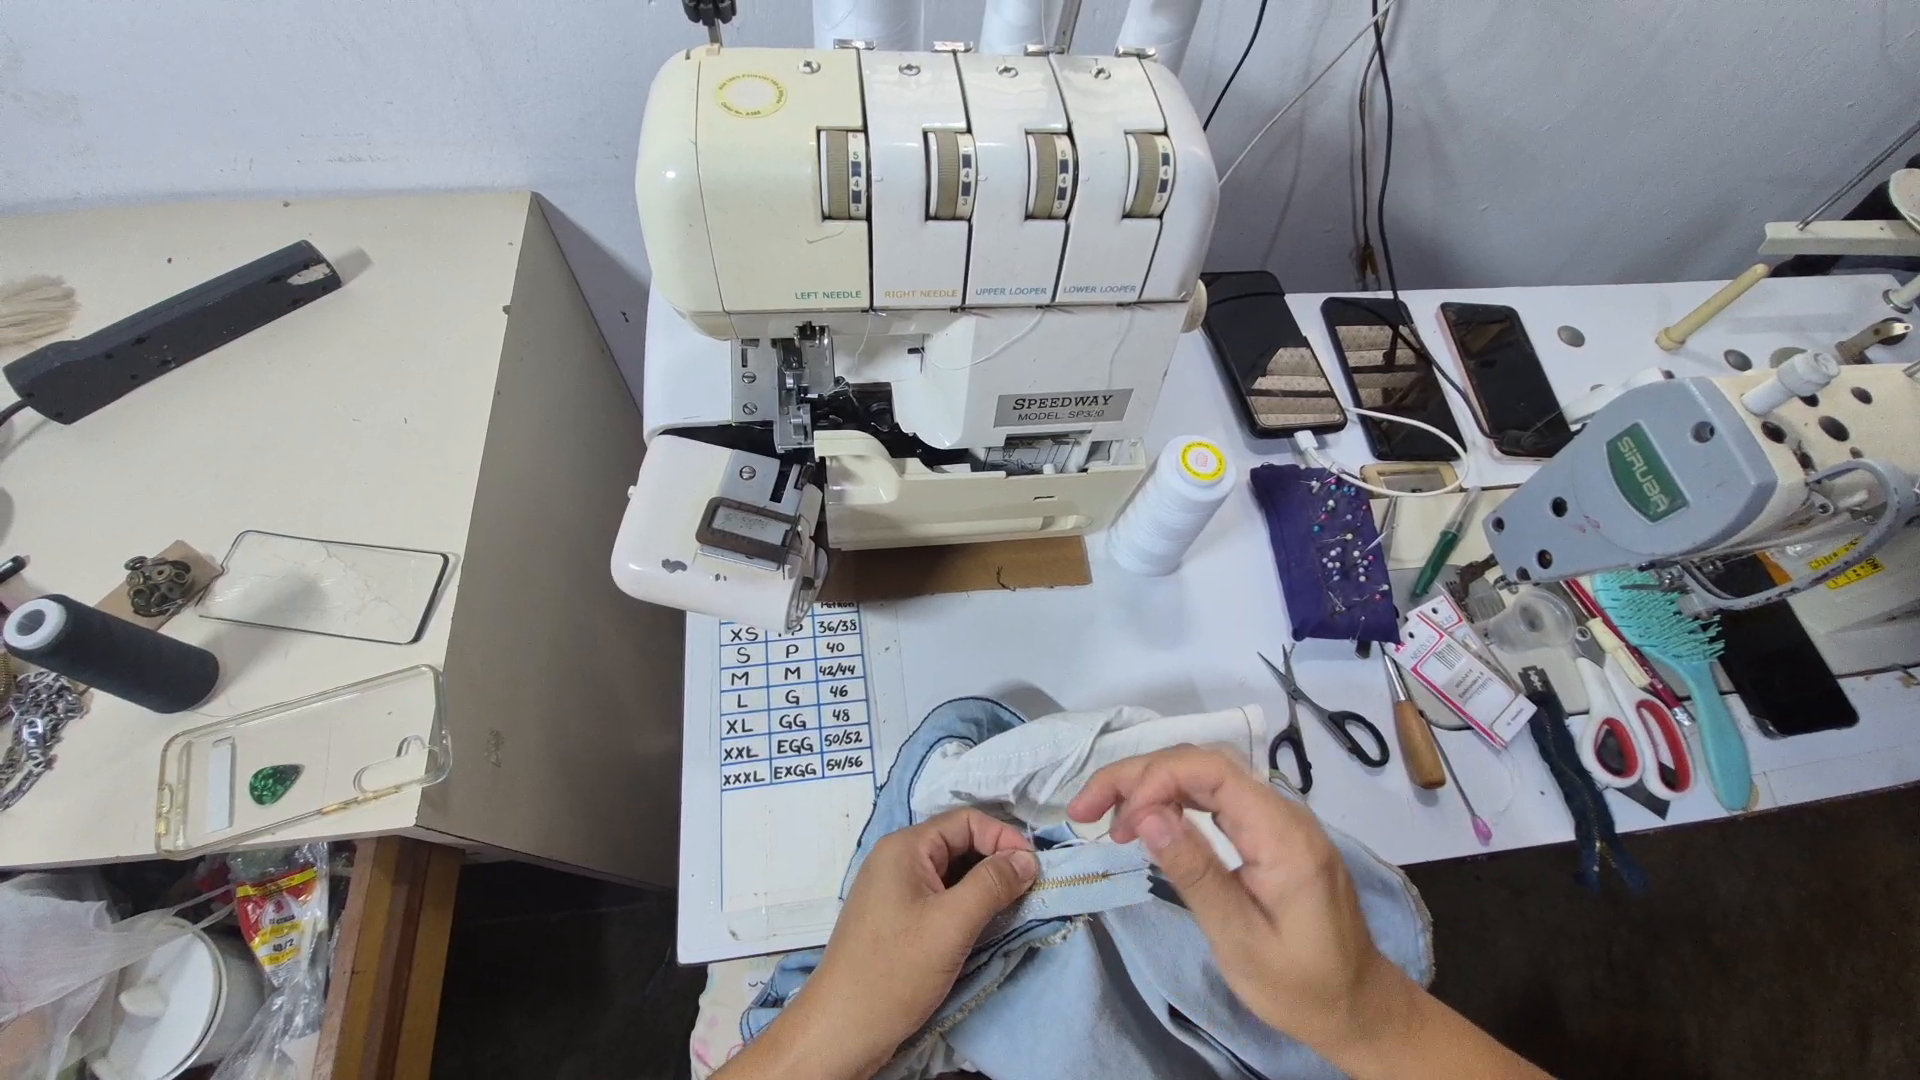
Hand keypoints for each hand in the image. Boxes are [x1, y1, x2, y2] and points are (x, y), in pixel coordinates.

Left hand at [724, 808, 1037, 1079]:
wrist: (840, 1030)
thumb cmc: (894, 971)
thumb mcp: (951, 924)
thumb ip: (992, 885)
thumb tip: (1028, 859)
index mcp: (906, 846)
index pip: (967, 821)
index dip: (1004, 838)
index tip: (1034, 870)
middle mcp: (898, 858)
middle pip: (959, 842)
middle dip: (996, 860)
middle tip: (1029, 889)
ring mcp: (895, 887)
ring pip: (952, 871)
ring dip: (984, 884)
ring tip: (1012, 907)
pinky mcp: (897, 916)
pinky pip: (941, 894)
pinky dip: (966, 903)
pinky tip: (984, 923)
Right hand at [1066, 746, 1405, 1054]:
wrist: (1359, 1008)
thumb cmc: (1302, 987)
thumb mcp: (1242, 941)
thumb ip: (1196, 872)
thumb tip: (1146, 815)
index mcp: (1284, 834)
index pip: (1211, 769)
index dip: (1155, 779)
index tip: (1119, 823)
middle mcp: (1282, 810)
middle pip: (1201, 761)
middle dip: (1137, 774)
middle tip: (1085, 809)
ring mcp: (1276, 817)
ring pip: (1202, 772)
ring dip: (1149, 783)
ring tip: (1105, 817)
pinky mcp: (1266, 829)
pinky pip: (1213, 793)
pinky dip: (1170, 799)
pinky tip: (1145, 820)